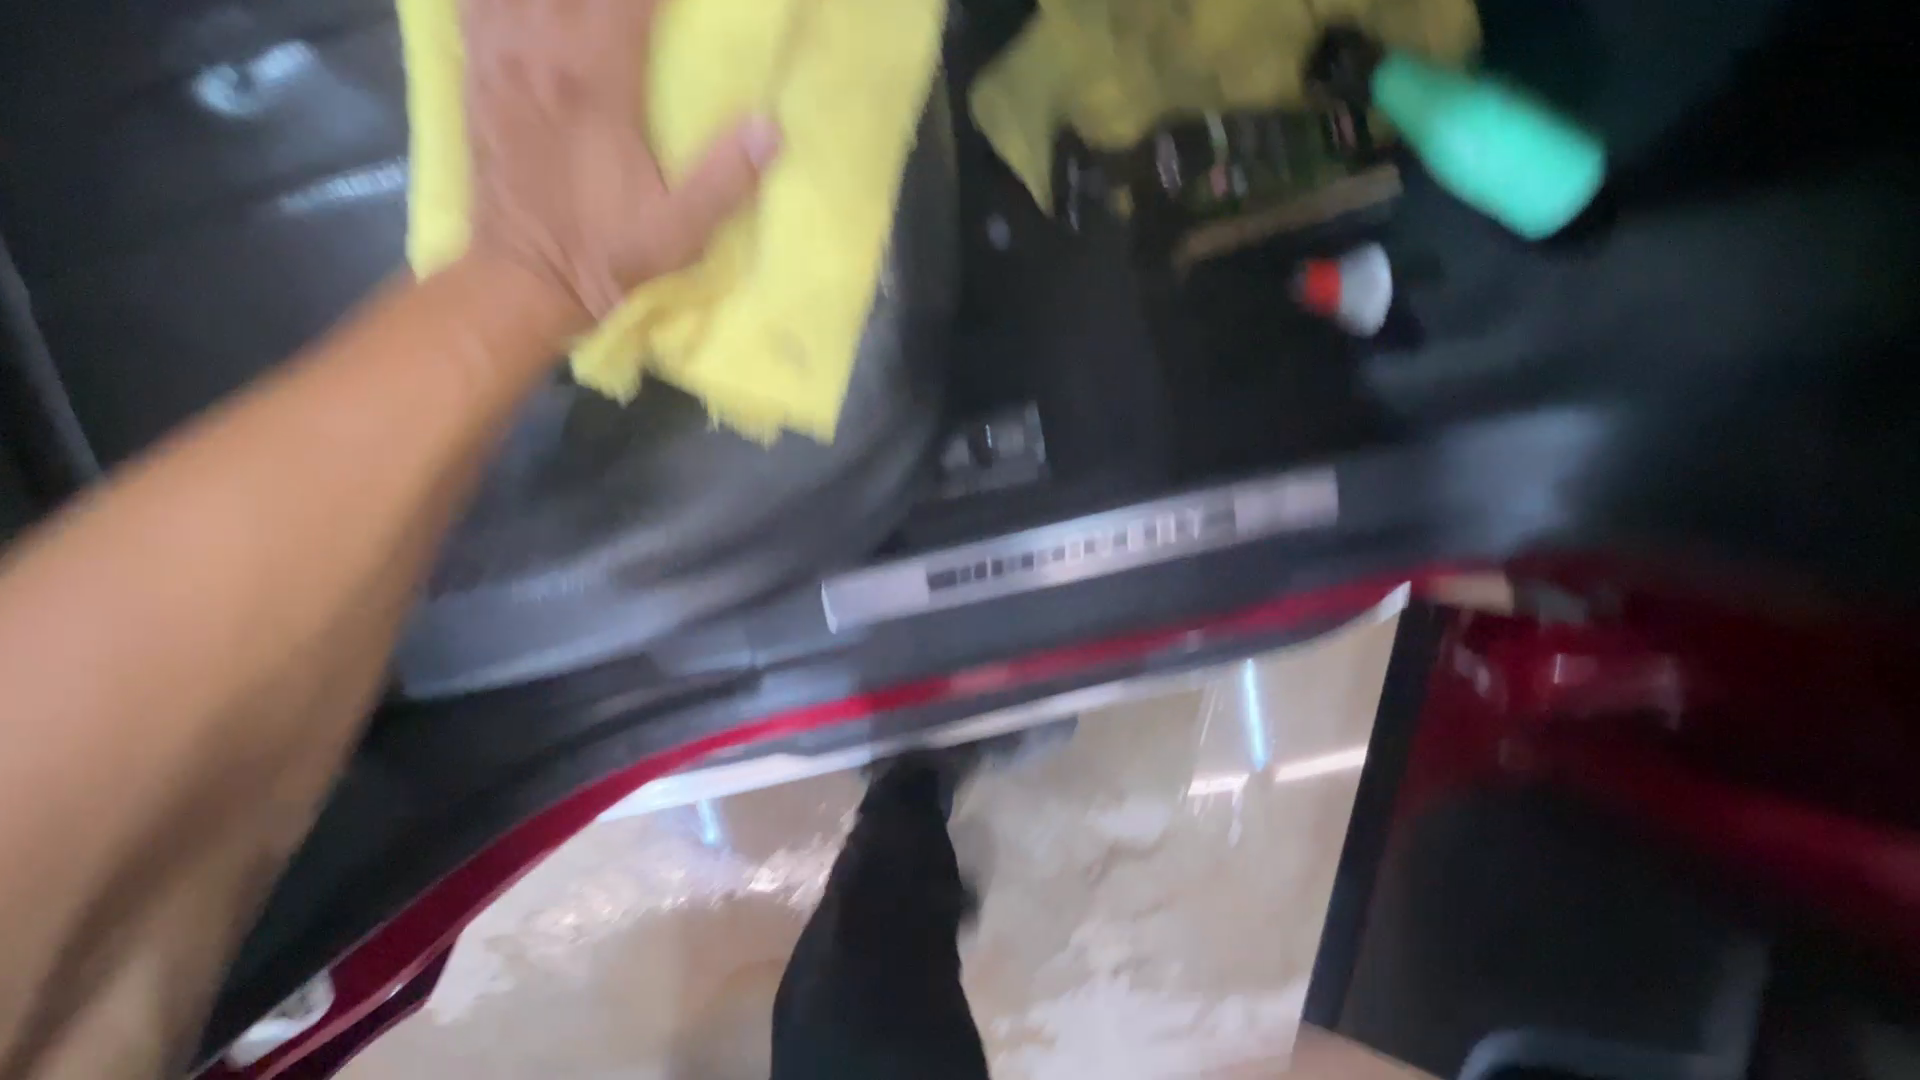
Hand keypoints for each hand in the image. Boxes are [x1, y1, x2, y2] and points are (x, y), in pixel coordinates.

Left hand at [459, 0, 782, 321]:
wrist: (525, 280)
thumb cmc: (607, 257)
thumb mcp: (680, 232)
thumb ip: (726, 179)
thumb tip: (771, 129)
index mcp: (593, 82)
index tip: (683, 5)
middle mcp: (536, 49)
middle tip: (646, 8)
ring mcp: (497, 54)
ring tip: (598, 11)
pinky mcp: (475, 69)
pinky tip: (538, 7)